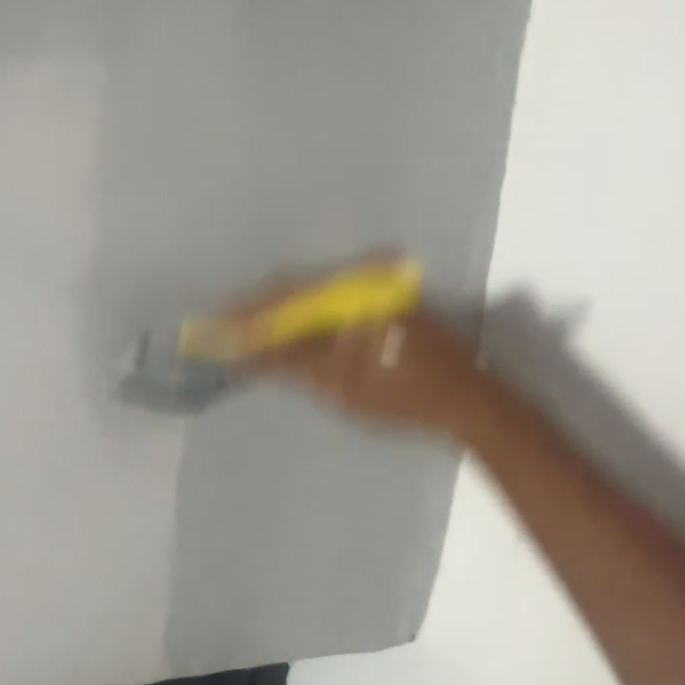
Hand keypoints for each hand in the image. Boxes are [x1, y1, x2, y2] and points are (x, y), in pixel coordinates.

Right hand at [242, 305, 492, 435]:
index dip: (244, 315)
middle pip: (294, 290)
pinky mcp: (385, 305)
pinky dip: (305, 322)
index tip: (213, 331)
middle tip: (224, 336)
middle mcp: (363, 281)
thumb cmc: (403, 396)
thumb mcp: (337, 383)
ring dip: (279, 318)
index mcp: (350, 293)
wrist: (471, 403)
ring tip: (249, 341)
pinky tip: (288, 339)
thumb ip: (286, 361)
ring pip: (312, 297)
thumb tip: (238, 353)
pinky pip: (332, 306)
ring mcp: (377, 291)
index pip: (282, 296)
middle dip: (257, 313)